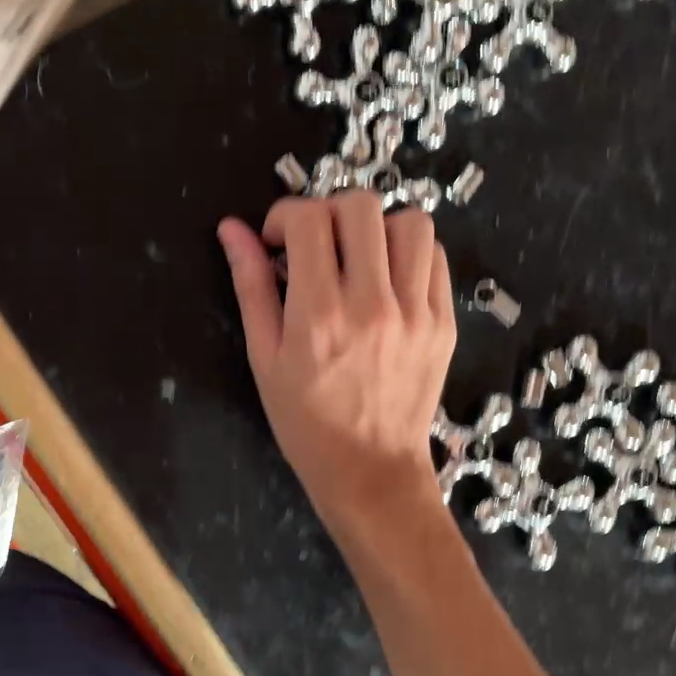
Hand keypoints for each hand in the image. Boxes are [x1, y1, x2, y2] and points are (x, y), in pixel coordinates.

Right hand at [218, 193, 455, 524]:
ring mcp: (415, 311)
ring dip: (375, 227)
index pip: (308, 221)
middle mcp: (371, 304)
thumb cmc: (303, 420)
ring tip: (356, 257)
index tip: (275, 240)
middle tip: (314, 243)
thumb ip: (250, 287)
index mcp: (317, 315)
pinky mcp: (443, 320)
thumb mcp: (263, 357)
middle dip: (327, 211)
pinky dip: (406, 253)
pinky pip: (435, 257)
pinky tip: (385, 278)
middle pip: (360, 206)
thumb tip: (232, 230)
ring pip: (409, 222)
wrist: (369, 469)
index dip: (284, 215)